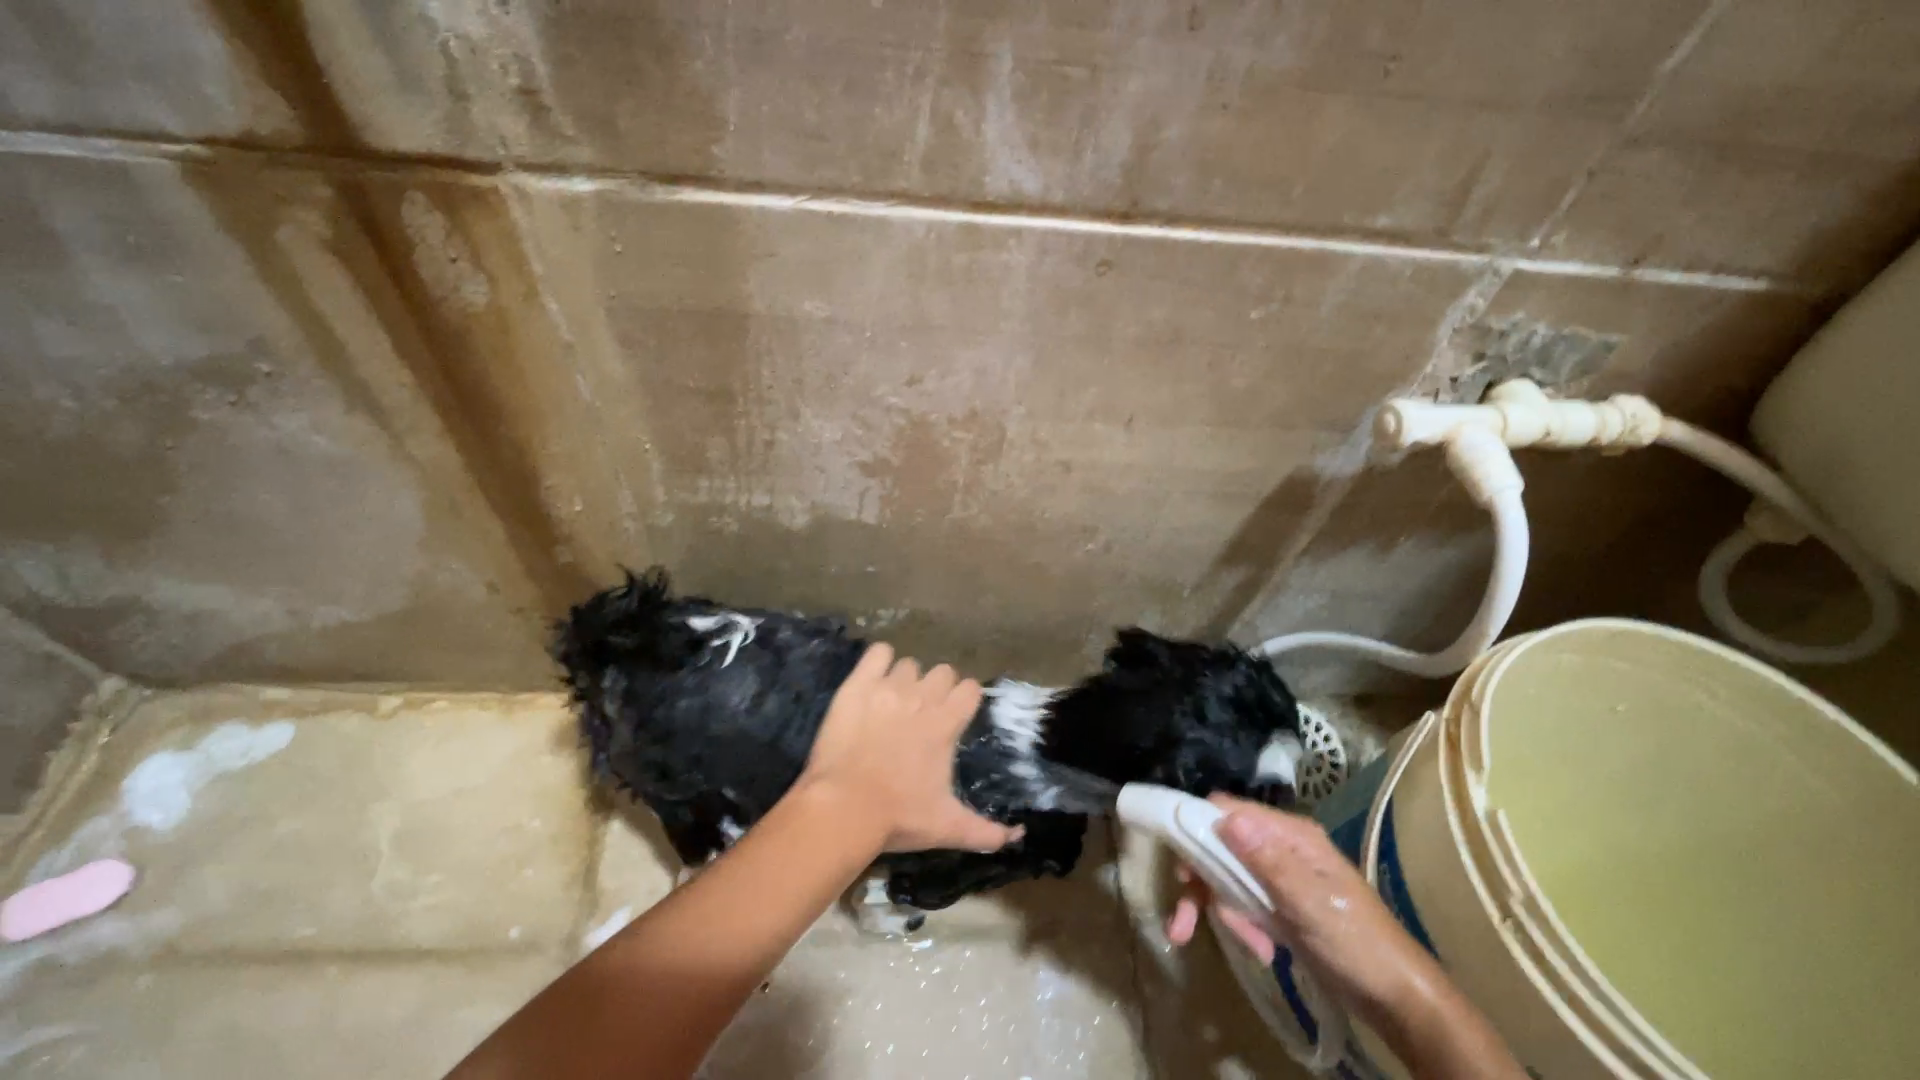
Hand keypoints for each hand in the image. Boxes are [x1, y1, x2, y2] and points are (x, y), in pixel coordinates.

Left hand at [794, 643, 1022, 854]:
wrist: (844, 807)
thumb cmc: (899, 816)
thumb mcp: (948, 827)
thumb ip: (986, 832)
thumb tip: (1018, 837)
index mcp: (946, 724)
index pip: (970, 688)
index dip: (965, 700)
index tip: (954, 717)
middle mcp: (922, 698)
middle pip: (942, 672)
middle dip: (937, 689)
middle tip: (924, 713)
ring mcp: (888, 688)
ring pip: (908, 664)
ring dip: (906, 680)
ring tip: (894, 703)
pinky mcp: (857, 685)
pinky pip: (877, 653)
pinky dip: (878, 662)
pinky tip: (874, 680)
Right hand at [1166, 795, 1441, 1024]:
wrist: (1395, 996)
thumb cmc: (1356, 942)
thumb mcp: (1309, 903)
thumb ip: (1267, 860)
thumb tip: (1225, 816)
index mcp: (1291, 836)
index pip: (1229, 810)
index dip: (1194, 827)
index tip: (1176, 862)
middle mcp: (1280, 847)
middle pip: (1219, 847)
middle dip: (1201, 883)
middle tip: (1183, 921)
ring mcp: (1279, 876)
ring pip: (1226, 878)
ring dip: (1222, 912)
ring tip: (1243, 946)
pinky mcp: (1279, 904)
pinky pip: (1242, 903)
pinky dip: (1240, 925)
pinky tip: (1259, 950)